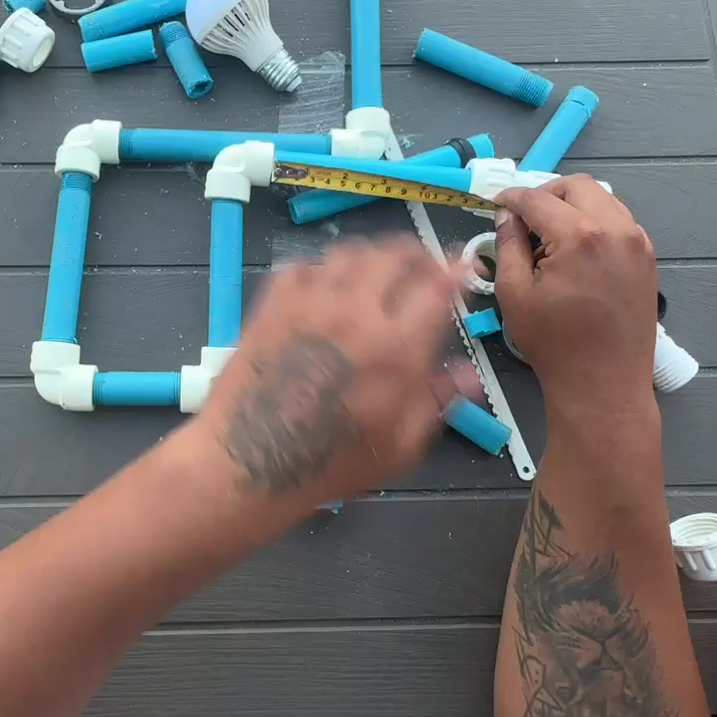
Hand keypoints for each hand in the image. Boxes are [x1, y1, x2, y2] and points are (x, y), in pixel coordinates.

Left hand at [187, 236, 472, 509]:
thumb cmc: (329, 463)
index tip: (460, 265)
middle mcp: (356, 313)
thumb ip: (435, 401)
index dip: (454, 269)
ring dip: (371, 255)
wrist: (247, 460)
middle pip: (394, 255)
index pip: (436, 287)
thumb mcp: (399, 447)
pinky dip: (321, 267)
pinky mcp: (272, 303)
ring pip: (348, 253)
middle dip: (416, 253)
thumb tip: (468, 373)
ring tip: (377, 268)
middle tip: (422, 263)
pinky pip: (301, 265)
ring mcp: (309, 302)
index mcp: (397, 348)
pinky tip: (324, 283)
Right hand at [493, 176, 658, 416]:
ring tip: (548, 234)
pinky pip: (618, 221)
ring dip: (572, 205)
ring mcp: (637, 242)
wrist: (603, 382)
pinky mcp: (647, 258)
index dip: (511, 197)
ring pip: (603, 199)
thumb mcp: (514, 293)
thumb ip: (509, 245)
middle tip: (523, 217)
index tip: (495, 203)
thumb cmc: (553, 342)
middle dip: (546, 193)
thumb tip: (507, 217)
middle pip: (577, 186)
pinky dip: (593, 222)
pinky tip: (575, 250)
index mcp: (579, 236)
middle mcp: (615, 228)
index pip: (538, 199)